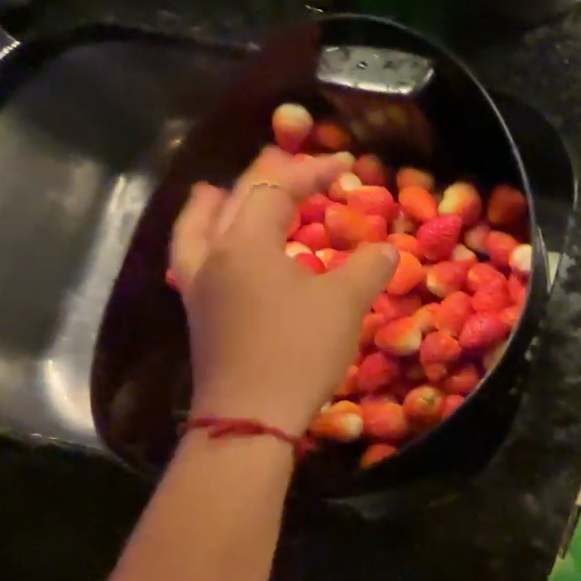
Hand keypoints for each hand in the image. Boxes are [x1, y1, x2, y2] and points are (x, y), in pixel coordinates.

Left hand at [169, 148, 395, 435]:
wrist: (249, 417)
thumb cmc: (298, 351)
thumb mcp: (344, 305)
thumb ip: (366, 268)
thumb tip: (385, 249)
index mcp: (245, 243)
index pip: (276, 189)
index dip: (311, 171)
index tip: (345, 164)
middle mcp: (213, 255)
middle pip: (231, 200)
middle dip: (265, 177)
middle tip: (289, 162)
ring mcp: (199, 286)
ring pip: (196, 229)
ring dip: (214, 205)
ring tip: (218, 193)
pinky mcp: (200, 315)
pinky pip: (194, 259)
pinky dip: (207, 240)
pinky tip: (222, 253)